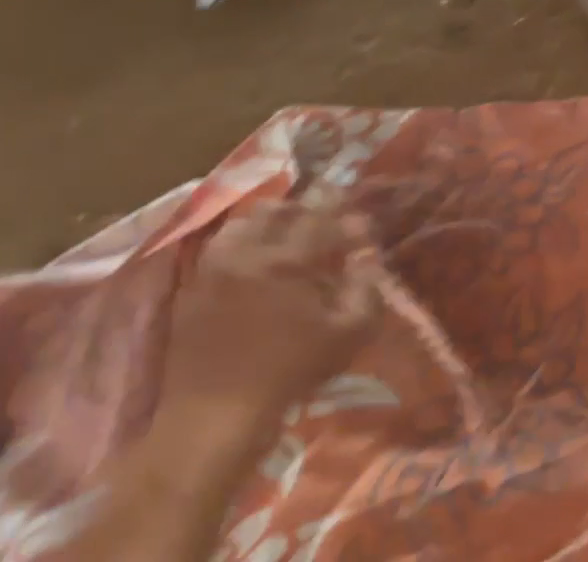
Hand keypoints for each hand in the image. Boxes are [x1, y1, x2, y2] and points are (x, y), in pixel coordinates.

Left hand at [156, 202, 380, 454]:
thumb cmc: (295, 368)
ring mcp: (212, 272)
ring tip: (286, 233)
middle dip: (302, 206)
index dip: (341, 204)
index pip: (320, 214)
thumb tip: (366, 252)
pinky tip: (254, 257)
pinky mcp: (191, 291)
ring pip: (240, 224)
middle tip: (322, 217)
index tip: (355, 205)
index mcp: (290, 262)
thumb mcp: (353, 329)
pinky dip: (240, 242)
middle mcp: (248, 256)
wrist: (218, 412)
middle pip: (274, 210)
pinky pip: (217, 249)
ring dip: (267, 221)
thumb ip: (366, 283)